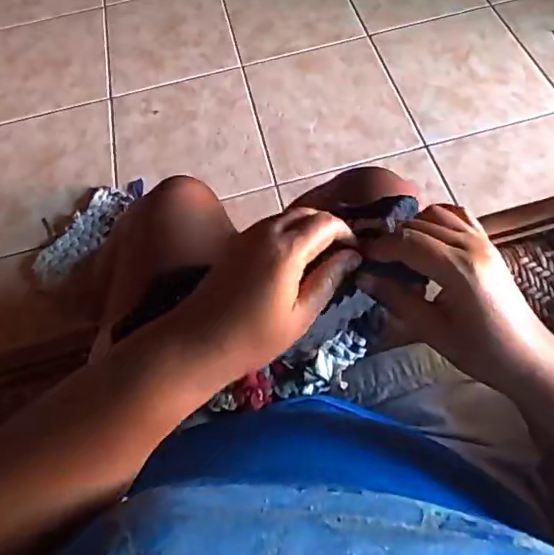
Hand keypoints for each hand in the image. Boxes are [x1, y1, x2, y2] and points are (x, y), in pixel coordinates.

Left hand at [172, 207, 359, 379]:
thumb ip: (328, 279)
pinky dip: (290, 230)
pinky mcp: (237, 241)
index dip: (347, 232)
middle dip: (329, 226)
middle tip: (342, 252)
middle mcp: (269, 231)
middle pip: (309, 213)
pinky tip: (294, 257)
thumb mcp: (300, 315)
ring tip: (321, 255)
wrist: (197, 342)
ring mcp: (250, 233)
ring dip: (309, 227)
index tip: (356, 252)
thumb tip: (351, 256)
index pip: (327, 223)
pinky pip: (272, 224)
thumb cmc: (253, 337)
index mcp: (288, 248)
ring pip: (289, 216)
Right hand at [359, 204, 553, 390]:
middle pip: (419, 225)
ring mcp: (482, 239)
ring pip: (436, 214)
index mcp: (457, 268)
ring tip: (400, 252)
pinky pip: (457, 215)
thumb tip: (364, 277)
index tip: (360, 258)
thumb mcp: (433, 331)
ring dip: (413, 226)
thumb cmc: (481, 351)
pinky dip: (437, 219)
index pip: (407, 242)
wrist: (527, 355)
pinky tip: (427, 239)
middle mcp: (470, 244)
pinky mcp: (488, 241)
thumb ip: (398, 299)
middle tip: (374, 259)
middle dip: (392, 237)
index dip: (380, 247)